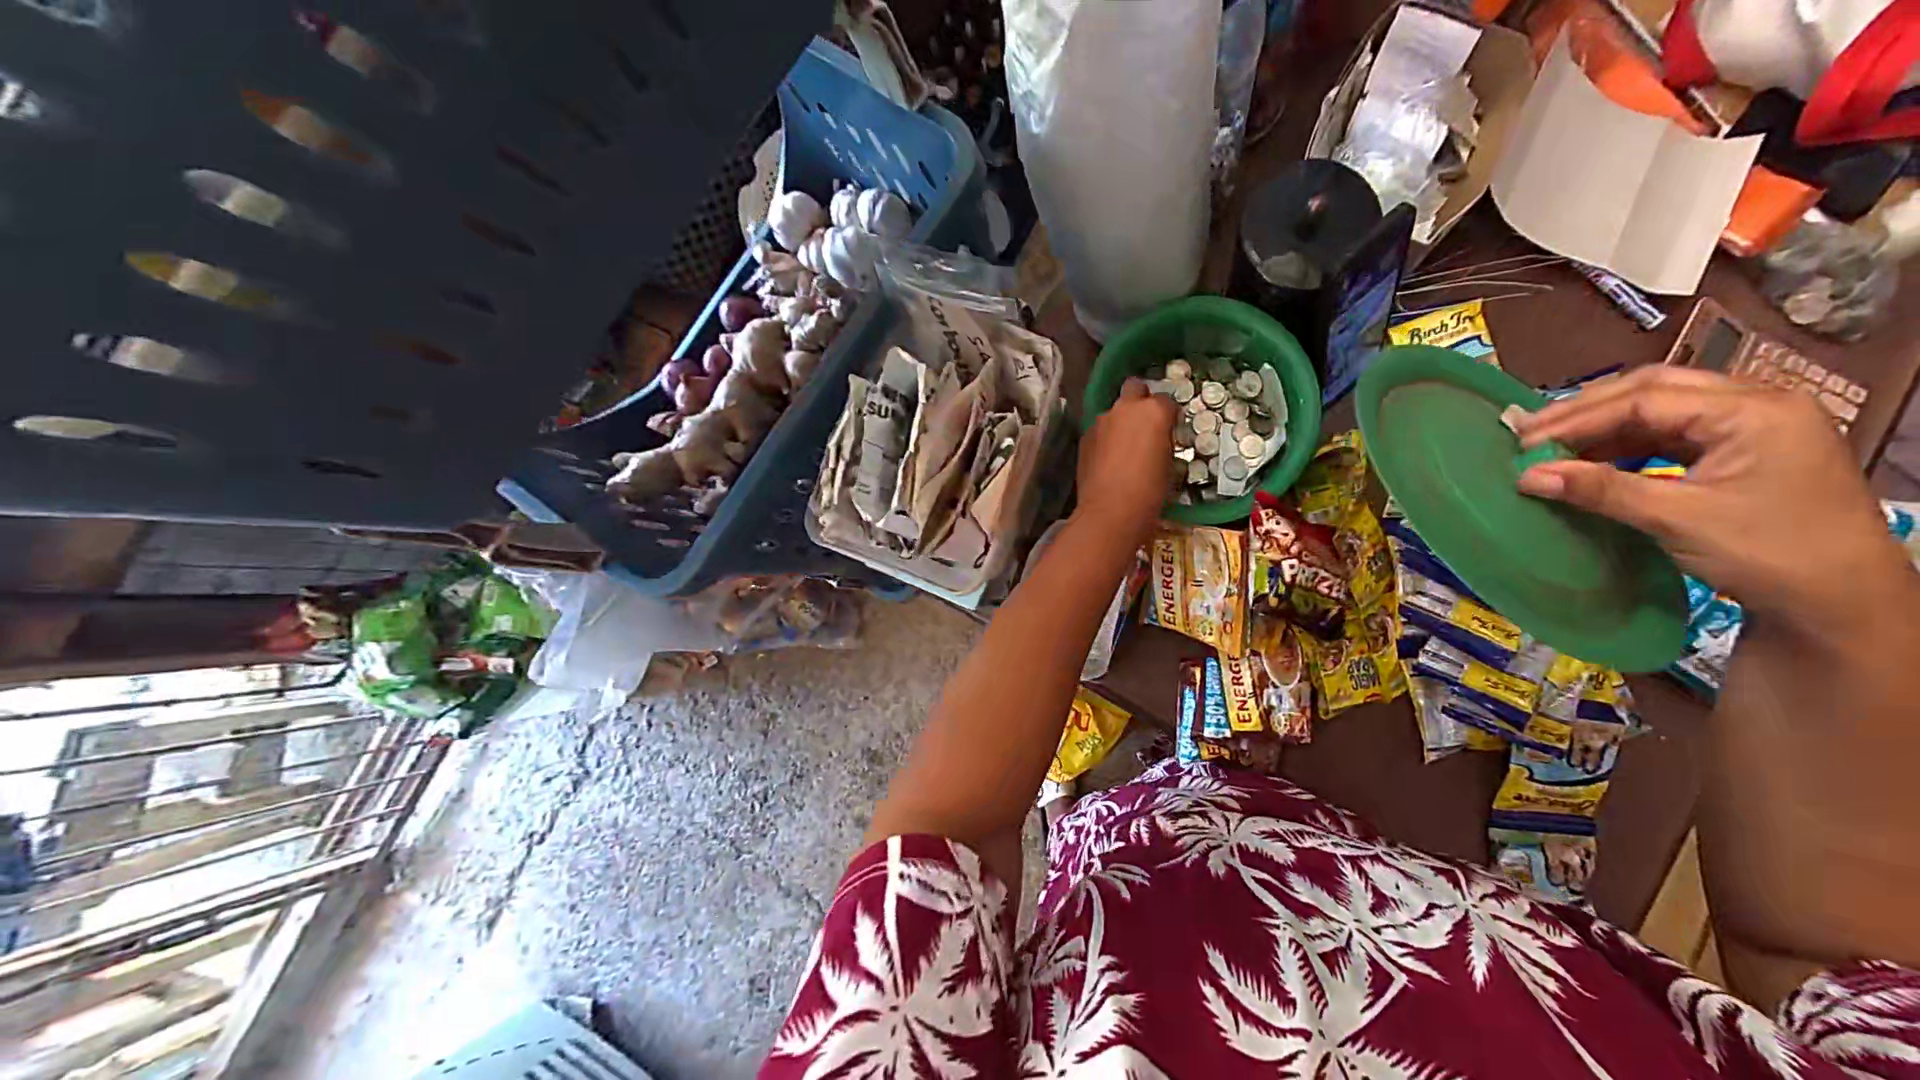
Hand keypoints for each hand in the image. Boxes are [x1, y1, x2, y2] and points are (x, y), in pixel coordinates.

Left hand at [1075, 378, 1176, 544]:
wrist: (1110, 511)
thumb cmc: (1150, 491)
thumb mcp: (1169, 463)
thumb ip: (1163, 440)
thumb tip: (1157, 439)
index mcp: (1153, 411)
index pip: (1167, 401)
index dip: (1169, 415)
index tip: (1170, 430)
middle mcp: (1125, 408)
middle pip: (1135, 388)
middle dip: (1141, 400)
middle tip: (1145, 424)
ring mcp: (1101, 421)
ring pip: (1114, 411)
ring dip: (1120, 421)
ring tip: (1124, 447)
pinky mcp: (1084, 438)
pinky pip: (1099, 430)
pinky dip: (1105, 438)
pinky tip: (1108, 459)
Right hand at [1509, 366, 1907, 636]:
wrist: (1841, 601)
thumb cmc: (1768, 552)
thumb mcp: (1677, 518)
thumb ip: (1600, 490)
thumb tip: (1526, 476)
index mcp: (1753, 410)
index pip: (1644, 399)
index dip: (1576, 419)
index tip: (1524, 443)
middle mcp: (1757, 404)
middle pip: (1652, 390)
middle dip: (1585, 412)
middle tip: (1530, 436)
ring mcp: (1753, 426)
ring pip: (1659, 409)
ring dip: (1602, 426)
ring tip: (1552, 447)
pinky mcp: (1742, 450)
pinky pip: (1671, 432)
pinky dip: (1625, 442)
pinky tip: (1592, 459)